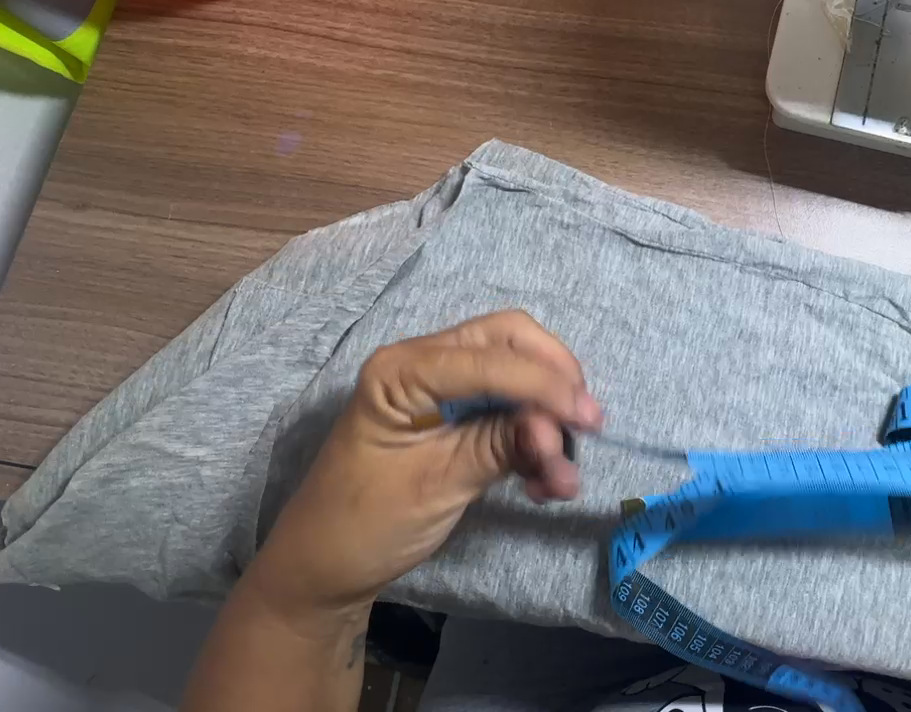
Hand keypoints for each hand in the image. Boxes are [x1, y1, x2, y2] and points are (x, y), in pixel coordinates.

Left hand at [244, 310, 602, 621]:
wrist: (323, 570)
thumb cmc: (364, 524)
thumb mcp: (435, 486)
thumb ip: (498, 447)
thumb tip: (557, 429)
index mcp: (403, 368)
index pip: (489, 357)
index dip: (543, 383)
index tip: (586, 418)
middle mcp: (425, 361)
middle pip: (509, 340)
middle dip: (553, 378)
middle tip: (586, 422)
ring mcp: (443, 384)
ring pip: (517, 370)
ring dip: (548, 415)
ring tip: (562, 476)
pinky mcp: (458, 411)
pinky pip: (510, 406)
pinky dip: (535, 435)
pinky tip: (546, 479)